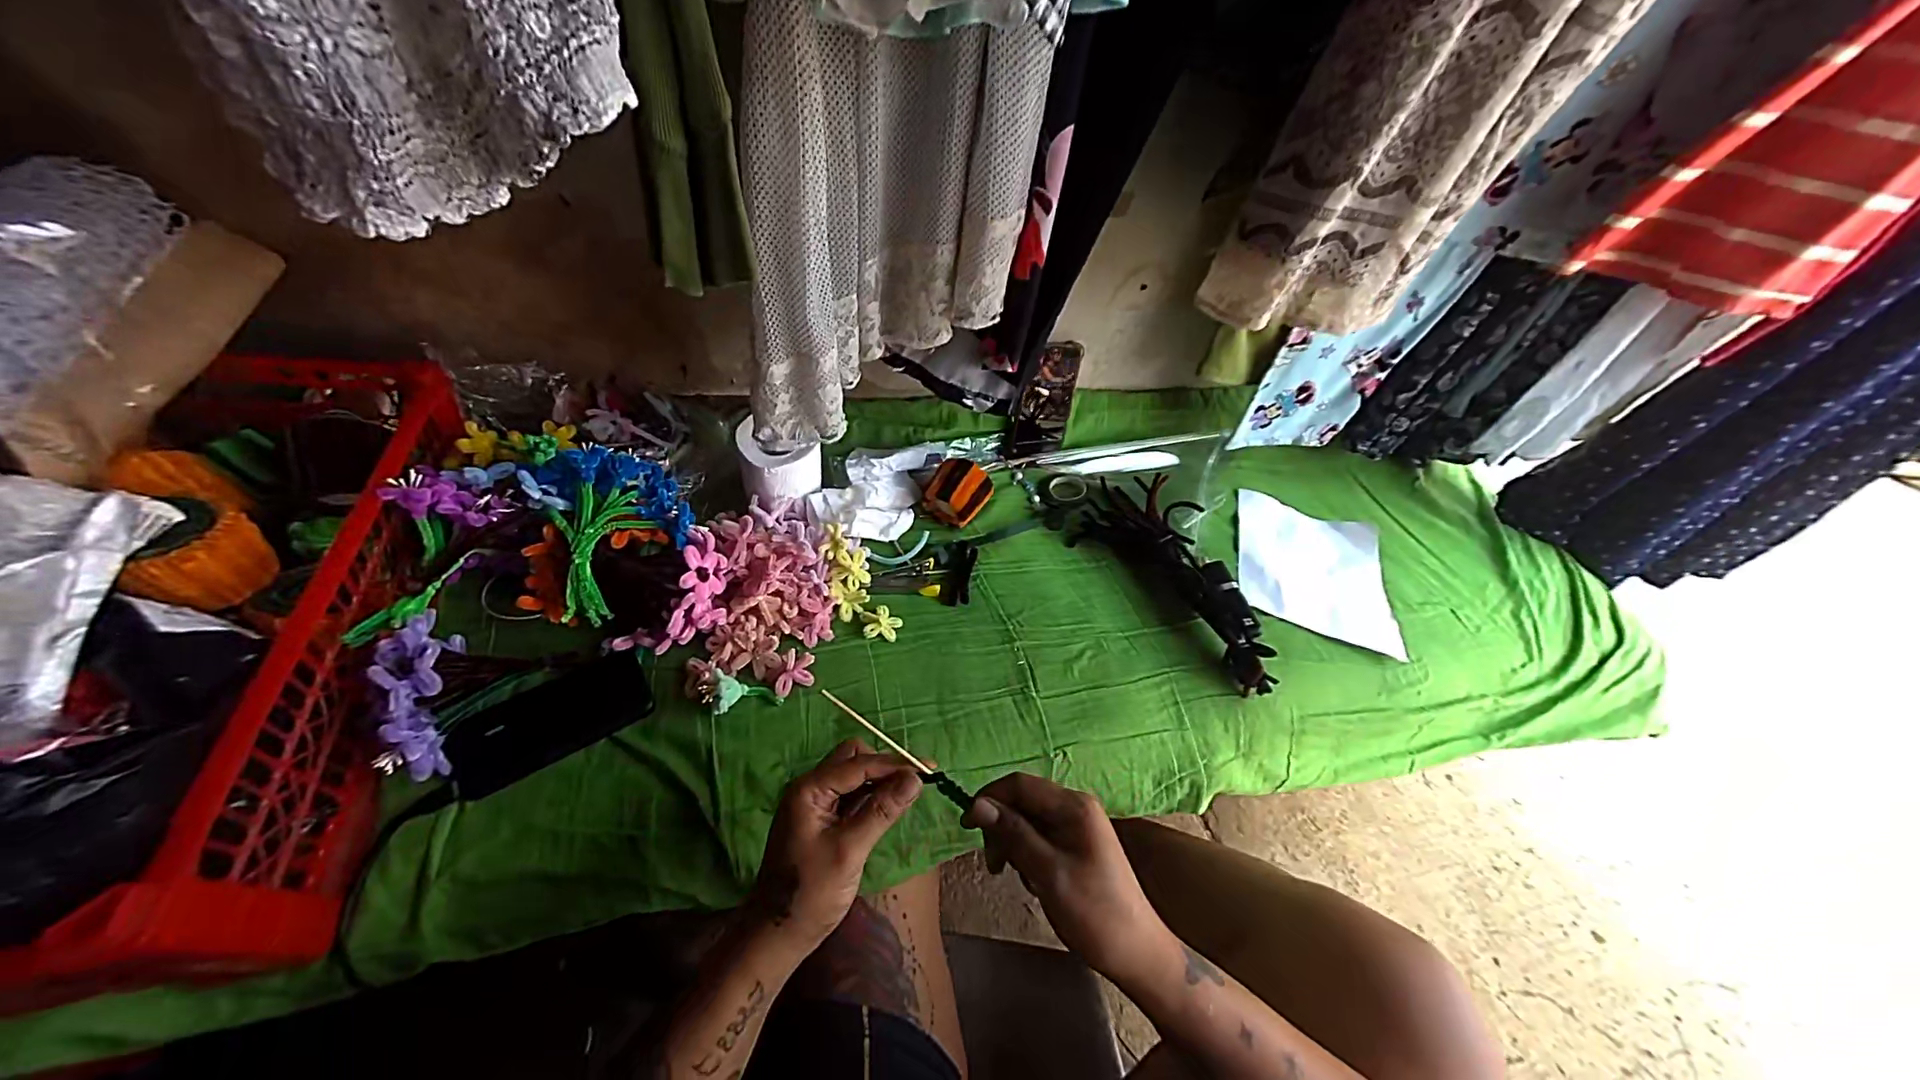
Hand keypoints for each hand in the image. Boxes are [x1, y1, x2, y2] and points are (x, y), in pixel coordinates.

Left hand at [748, 739, 923, 949]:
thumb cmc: (810, 893)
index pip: (858, 762)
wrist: (778, 933)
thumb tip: (915, 779)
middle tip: (915, 781)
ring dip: (880, 780)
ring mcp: (814, 803)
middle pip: (853, 759)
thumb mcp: (850, 850)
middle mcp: (810, 788)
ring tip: (910, 791)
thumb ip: (882, 811)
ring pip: (853, 776)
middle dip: (884, 765)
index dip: (894, 764)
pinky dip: (871, 796)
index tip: (927, 768)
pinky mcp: (821, 819)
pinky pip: (850, 795)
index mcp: (809, 789)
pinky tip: (891, 805)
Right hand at [961, 773, 1170, 981]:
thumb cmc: (1094, 913)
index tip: (966, 827)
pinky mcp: (1077, 845)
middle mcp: (1076, 807)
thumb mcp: (1048, 872)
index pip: (1020, 784)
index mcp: (1074, 806)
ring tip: (1021, 879)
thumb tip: (978, 805)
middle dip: (1002, 828)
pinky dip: (1028, 856)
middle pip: (1023, 801)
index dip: (989, 798)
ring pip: (1028, 821)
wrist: (1137, 953)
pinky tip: (1035, 882)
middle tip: (996, 866)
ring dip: (1014, 845)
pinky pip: (1040, 838)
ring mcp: (1078, 826)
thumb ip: (1013, 834)